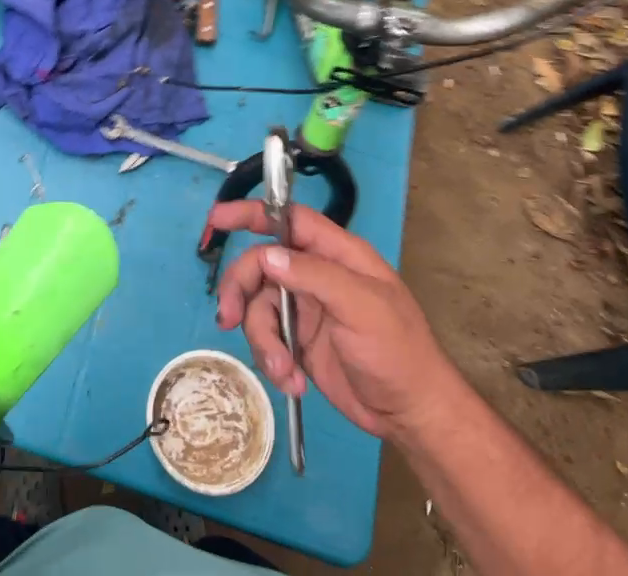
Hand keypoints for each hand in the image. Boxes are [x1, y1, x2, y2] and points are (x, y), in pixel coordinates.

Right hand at [210, 201, 464, 441]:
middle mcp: (317, 276)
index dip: (253, 214)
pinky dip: (272, 360)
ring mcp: (305, 310)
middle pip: (261, 266)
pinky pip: (267, 339)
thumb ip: (315, 276)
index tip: (218, 218)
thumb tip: (267, 255)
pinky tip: (292, 382)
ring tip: (283, 369)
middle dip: (241, 290)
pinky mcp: (297, 342)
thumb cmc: (397, 352)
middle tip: (228, 317)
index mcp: (338, 255)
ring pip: (258, 307)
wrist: (410, 413)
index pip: (290, 220)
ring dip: (263, 340)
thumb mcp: (361, 307)